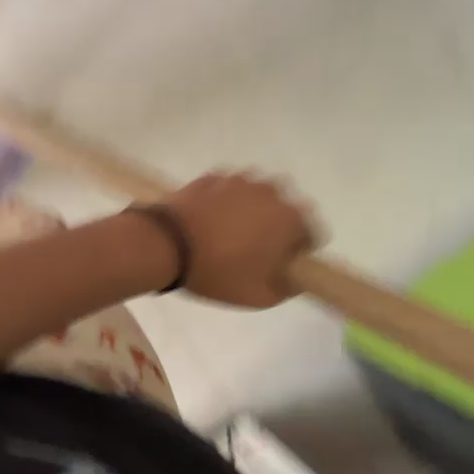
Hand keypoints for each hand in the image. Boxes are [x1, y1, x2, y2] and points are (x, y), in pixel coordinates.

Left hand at [157, 171, 317, 308]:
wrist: (163, 243)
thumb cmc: (216, 271)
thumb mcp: (258, 296)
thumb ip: (287, 288)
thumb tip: (296, 280)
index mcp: (293, 217)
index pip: (310, 235)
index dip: (295, 253)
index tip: (273, 266)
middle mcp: (273, 191)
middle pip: (284, 212)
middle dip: (273, 229)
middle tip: (247, 252)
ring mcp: (240, 179)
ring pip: (256, 199)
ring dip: (248, 213)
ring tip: (224, 236)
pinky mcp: (212, 176)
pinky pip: (227, 192)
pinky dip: (222, 204)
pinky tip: (206, 222)